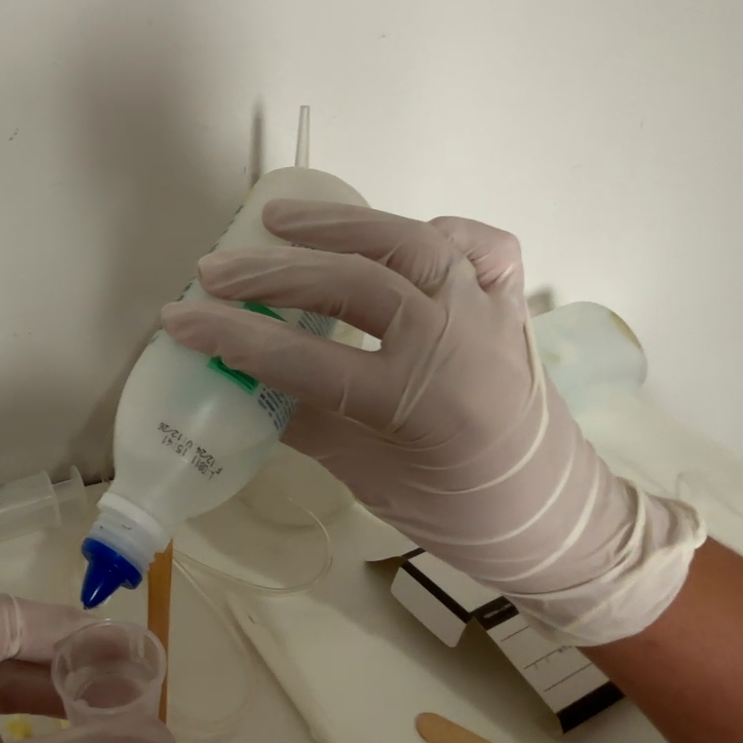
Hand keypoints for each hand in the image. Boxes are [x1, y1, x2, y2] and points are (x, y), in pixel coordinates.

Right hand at [161, 201, 701, 643]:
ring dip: (339, 225)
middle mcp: (460, 344)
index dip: (234, 337)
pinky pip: (478, 246)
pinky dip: (437, 230)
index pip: (307, 359)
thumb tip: (239, 377)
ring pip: (411, 243)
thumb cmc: (459, 515)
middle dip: (273, 273)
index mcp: (422, 404)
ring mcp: (490, 313)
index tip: (178, 318)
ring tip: (278, 219)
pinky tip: (396, 236)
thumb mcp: (367, 477)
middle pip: (355, 285)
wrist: (563, 524)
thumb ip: (303, 420)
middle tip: (215, 270)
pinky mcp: (510, 303)